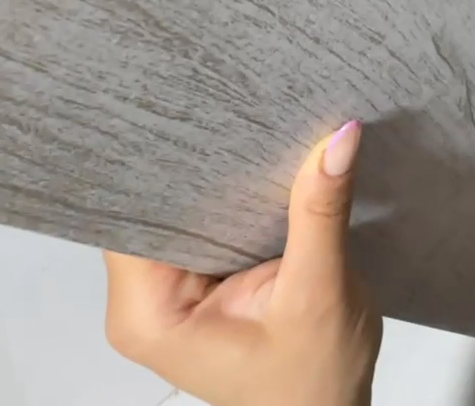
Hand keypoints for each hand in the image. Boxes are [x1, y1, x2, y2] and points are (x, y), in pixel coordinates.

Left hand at [104, 121, 381, 405]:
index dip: (168, 164)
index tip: (209, 109)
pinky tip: (283, 160)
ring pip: (198, 210)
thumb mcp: (319, 291)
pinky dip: (254, 194)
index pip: (134, 217)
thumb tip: (340, 135)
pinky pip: (224, 222)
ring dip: (237, 175)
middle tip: (253, 99)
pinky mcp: (218, 282)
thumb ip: (320, 213)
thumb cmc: (313, 373)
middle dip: (212, 161)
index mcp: (148, 311)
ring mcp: (184, 290)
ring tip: (271, 118)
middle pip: (166, 208)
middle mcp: (152, 298)